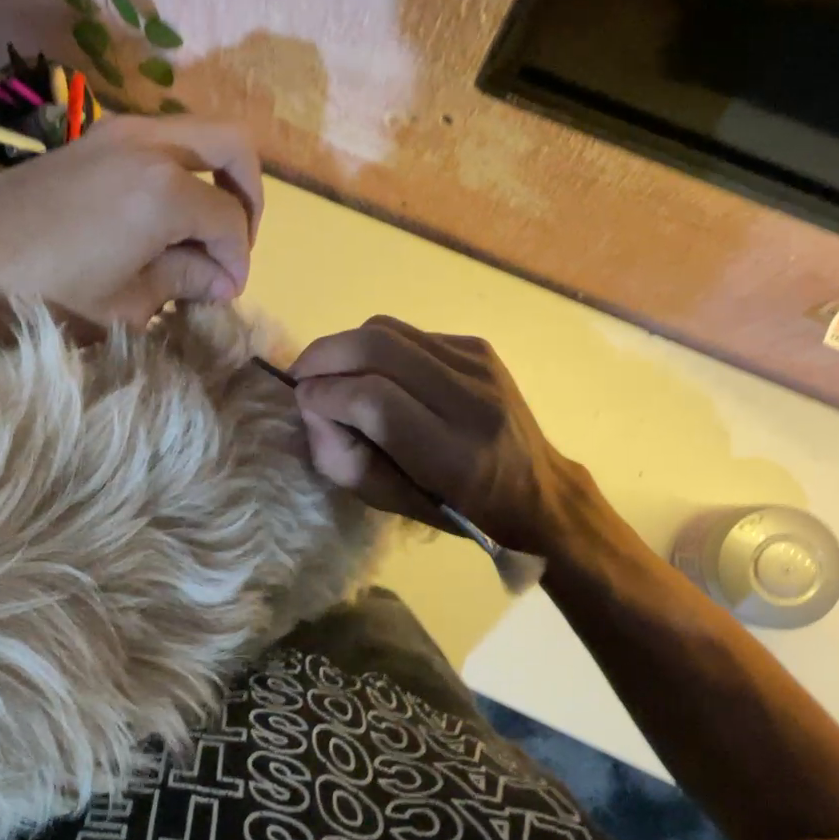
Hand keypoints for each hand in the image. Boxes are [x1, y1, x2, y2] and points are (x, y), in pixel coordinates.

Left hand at [0, 115, 262, 332]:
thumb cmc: (45, 302)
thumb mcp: (124, 307)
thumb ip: (182, 282)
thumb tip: (220, 278)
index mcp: (163, 192)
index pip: (230, 221)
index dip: (238, 262)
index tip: (226, 295)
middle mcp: (147, 145)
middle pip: (231, 147)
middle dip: (248, 197)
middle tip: (233, 245)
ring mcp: (114, 133)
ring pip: (194, 134)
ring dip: (211, 179)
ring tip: (198, 236)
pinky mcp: (88, 139)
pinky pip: (156, 142)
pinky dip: (176, 172)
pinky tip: (159, 222)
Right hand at [289, 316, 585, 554]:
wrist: (536, 490)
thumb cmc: (458, 509)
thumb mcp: (394, 504)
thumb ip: (344, 459)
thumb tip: (312, 406)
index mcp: (452, 456)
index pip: (375, 401)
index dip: (327, 393)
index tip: (302, 399)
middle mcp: (471, 401)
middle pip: (379, 348)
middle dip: (326, 354)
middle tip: (302, 373)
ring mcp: (480, 366)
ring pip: (389, 330)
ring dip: (346, 345)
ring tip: (330, 371)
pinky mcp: (480, 348)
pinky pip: (409, 333)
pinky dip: (377, 348)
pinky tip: (376, 373)